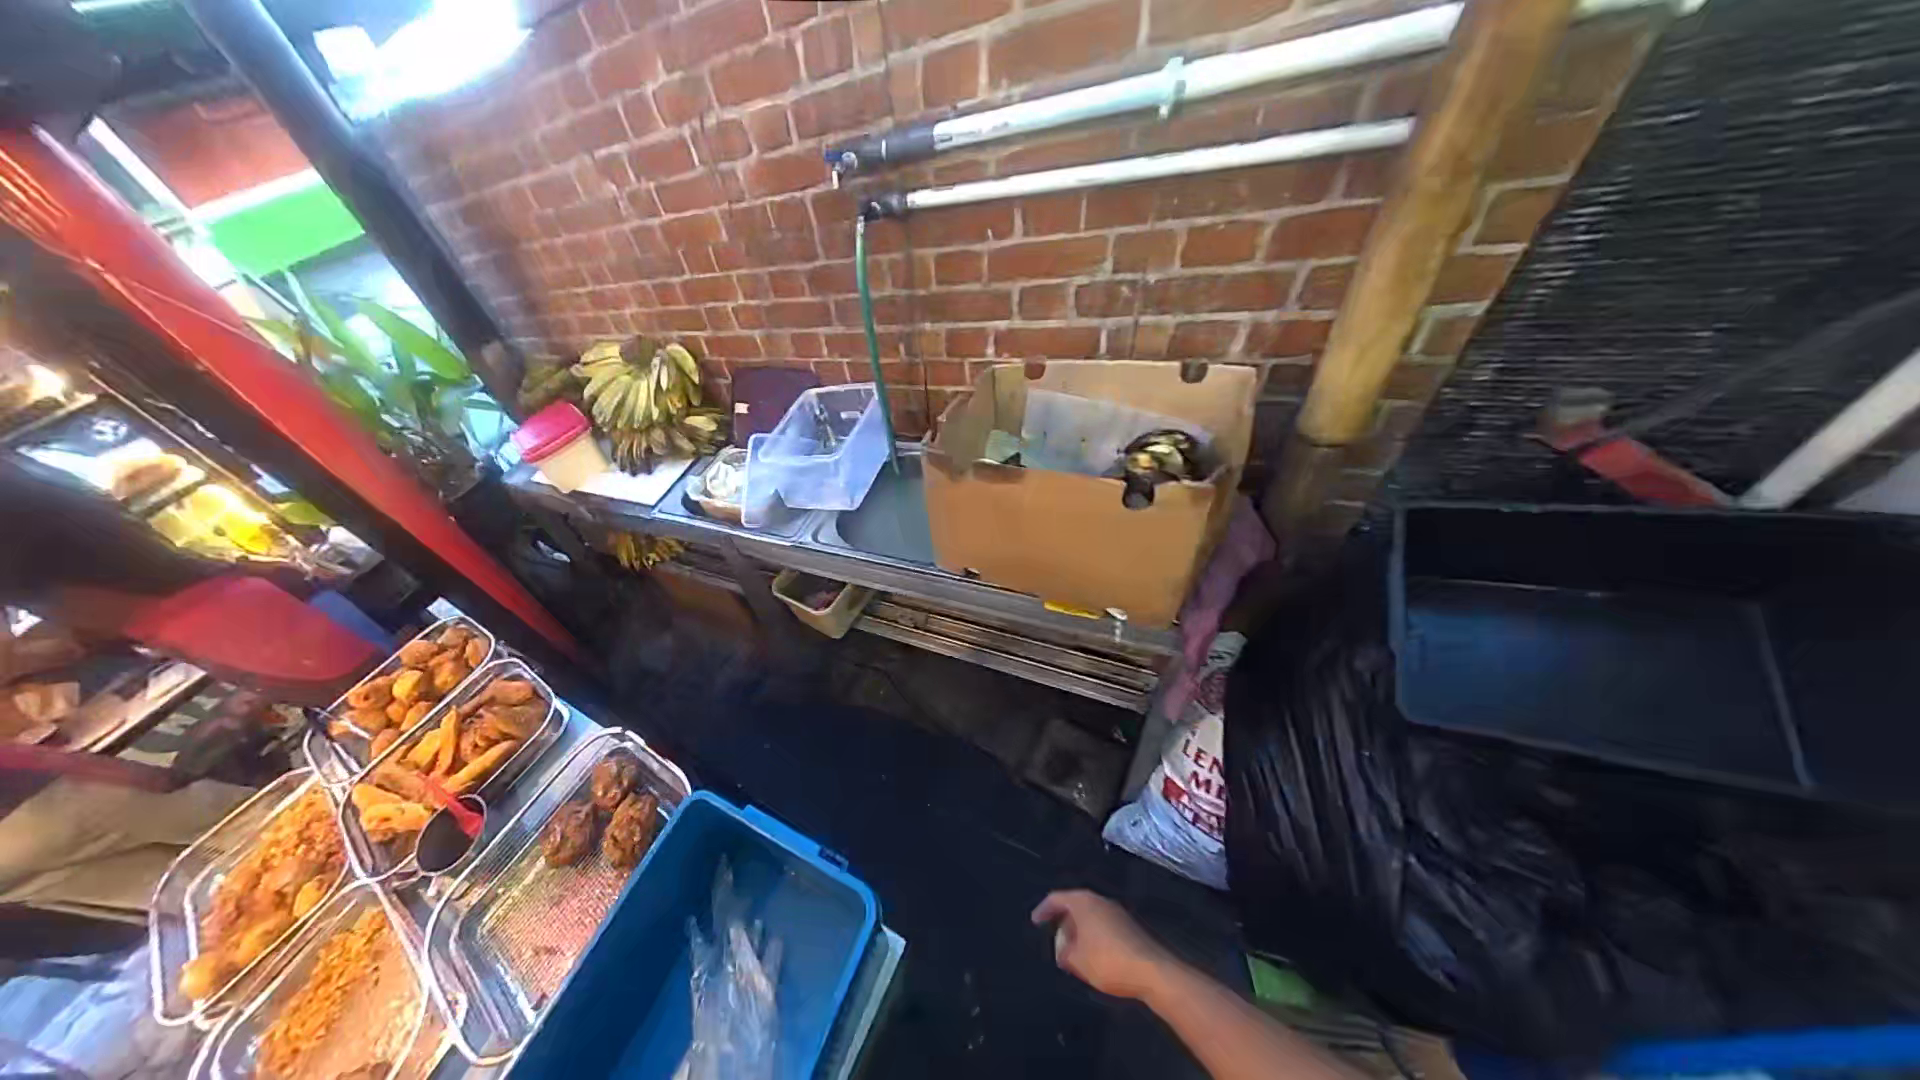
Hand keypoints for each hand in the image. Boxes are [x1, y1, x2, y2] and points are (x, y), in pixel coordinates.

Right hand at [1031, 889, 1174, 1000]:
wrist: (1152, 970)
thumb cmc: (1108, 961)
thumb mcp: (1077, 960)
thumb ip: (1064, 952)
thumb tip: (1063, 949)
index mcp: (1083, 902)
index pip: (1057, 898)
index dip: (1043, 909)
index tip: (1036, 921)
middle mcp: (1100, 901)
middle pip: (1075, 905)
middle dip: (1063, 922)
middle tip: (1056, 940)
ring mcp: (1117, 912)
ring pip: (1091, 916)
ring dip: (1080, 931)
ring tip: (1074, 951)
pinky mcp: (1130, 926)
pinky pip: (1103, 925)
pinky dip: (1093, 936)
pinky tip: (1094, 956)